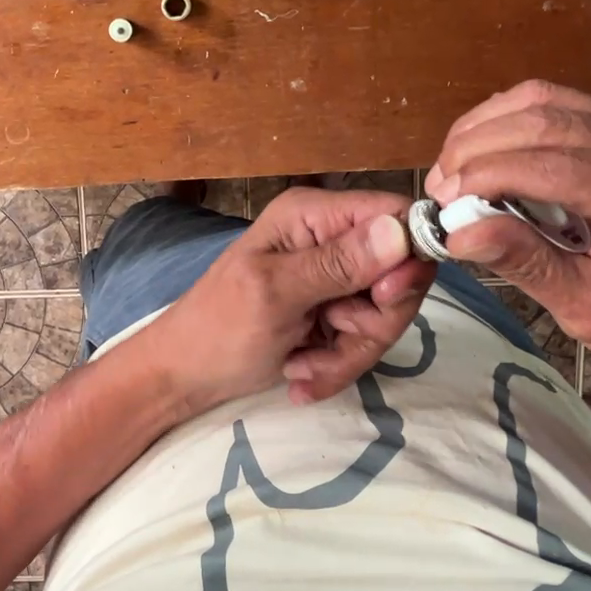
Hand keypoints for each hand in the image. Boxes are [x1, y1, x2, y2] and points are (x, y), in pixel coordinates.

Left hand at [143, 187, 436, 414]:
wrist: (184, 378)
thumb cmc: (218, 328)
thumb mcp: (276, 294)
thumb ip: (337, 264)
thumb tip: (400, 230)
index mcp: (311, 215)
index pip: (393, 213)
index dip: (406, 255)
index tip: (385, 297)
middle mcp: (328, 238)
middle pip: (399, 272)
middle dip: (372, 320)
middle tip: (333, 337)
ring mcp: (331, 278)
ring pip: (384, 314)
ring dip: (348, 352)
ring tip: (301, 365)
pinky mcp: (331, 313)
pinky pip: (363, 340)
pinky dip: (336, 365)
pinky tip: (299, 373)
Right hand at [425, 81, 590, 386]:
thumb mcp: (587, 312)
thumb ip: (529, 266)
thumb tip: (458, 233)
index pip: (571, 168)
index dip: (497, 173)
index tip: (445, 199)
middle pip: (556, 122)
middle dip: (482, 147)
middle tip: (439, 188)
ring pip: (549, 101)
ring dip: (485, 129)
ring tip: (450, 170)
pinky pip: (555, 102)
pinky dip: (503, 121)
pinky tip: (478, 153)